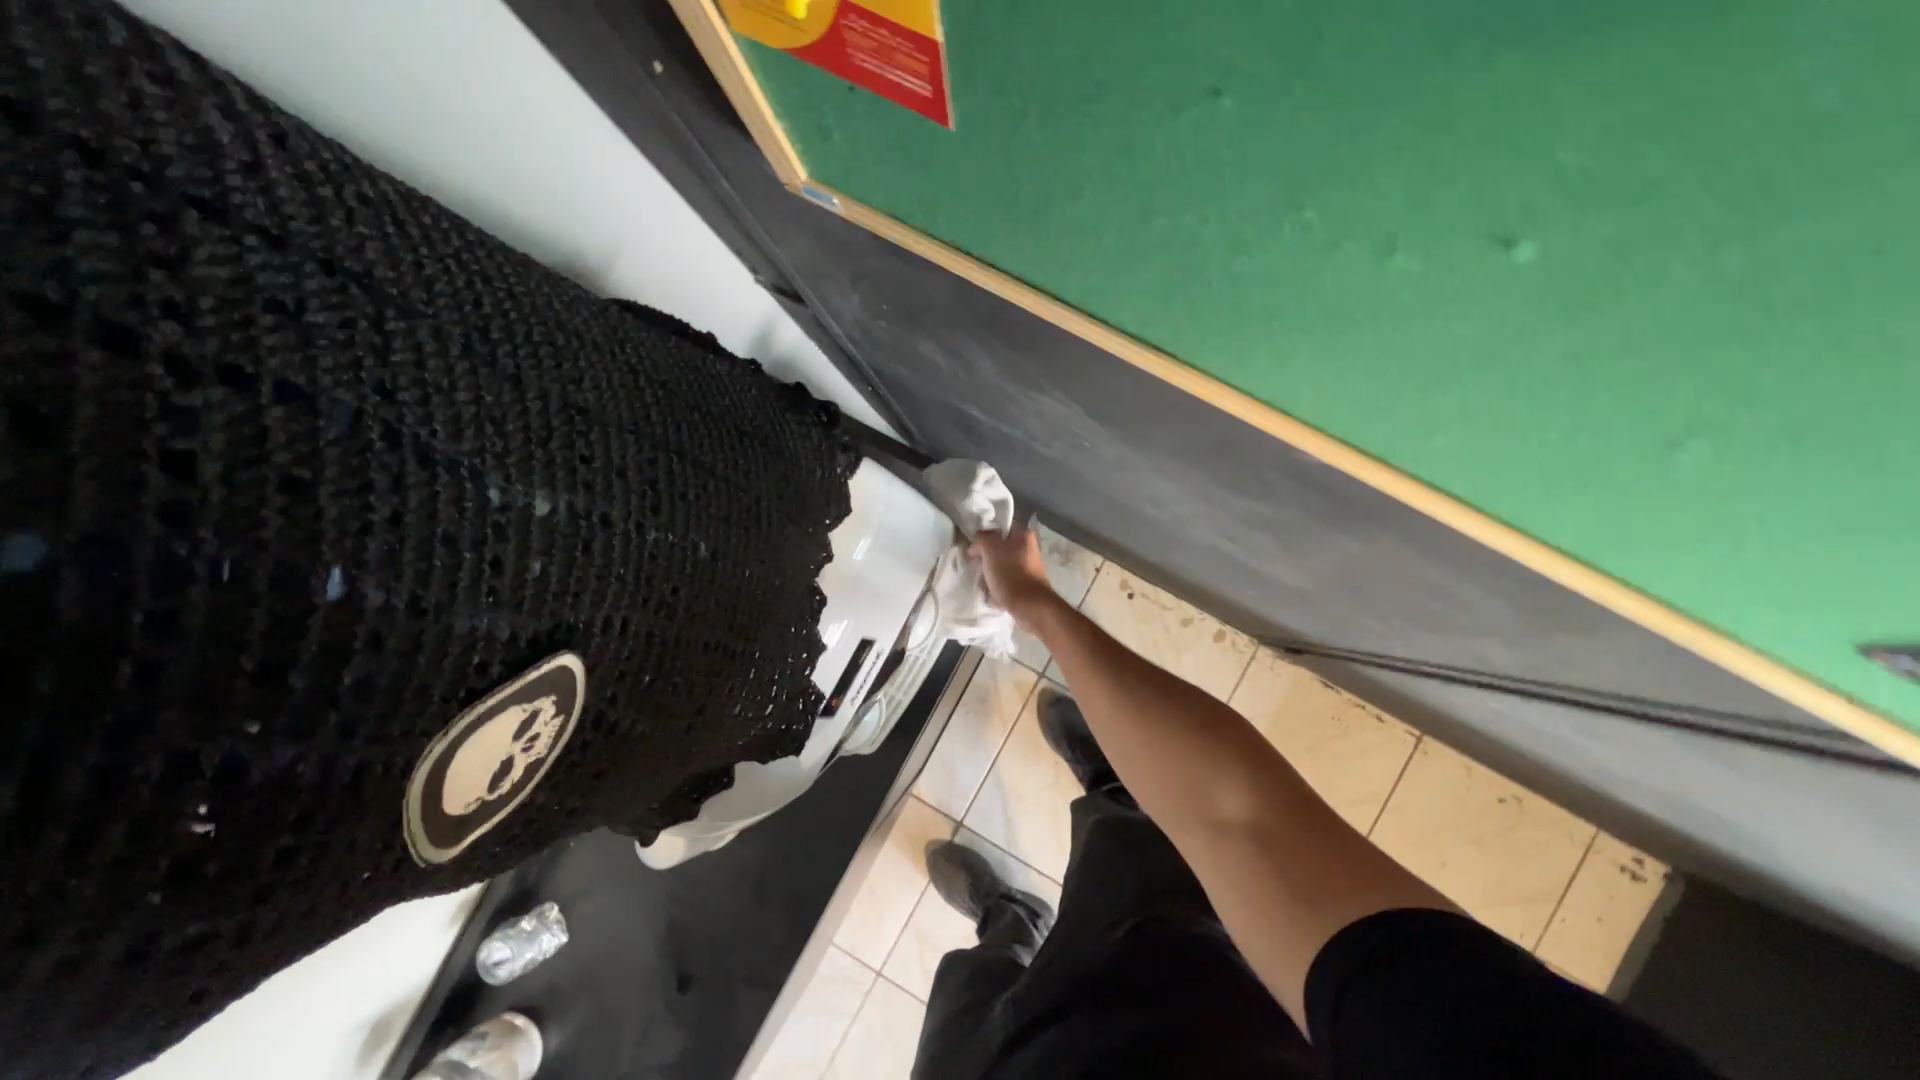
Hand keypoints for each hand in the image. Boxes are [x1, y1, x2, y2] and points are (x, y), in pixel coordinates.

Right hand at [969, 521, 1056, 619]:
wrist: (1029, 606)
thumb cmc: (1010, 573)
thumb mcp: (991, 549)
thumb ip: (983, 537)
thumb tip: (979, 539)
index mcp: (1024, 535)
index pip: (1002, 527)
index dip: (986, 534)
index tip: (973, 544)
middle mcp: (1029, 549)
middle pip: (1001, 547)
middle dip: (986, 556)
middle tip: (975, 563)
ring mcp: (1029, 568)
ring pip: (1002, 565)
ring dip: (990, 573)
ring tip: (981, 581)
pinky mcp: (1026, 586)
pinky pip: (1006, 582)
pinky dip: (997, 587)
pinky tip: (989, 594)